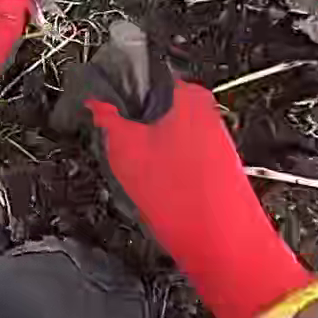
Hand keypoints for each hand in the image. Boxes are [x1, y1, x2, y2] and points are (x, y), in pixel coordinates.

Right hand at [54, 21, 317, 317]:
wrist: (227, 249)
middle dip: (123, 116)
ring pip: (157, 124)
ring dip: (137, 139)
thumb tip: (95, 100)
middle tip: (104, 136)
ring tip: (128, 165)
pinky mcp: (211, 159)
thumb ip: (107, 117)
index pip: (136, 69)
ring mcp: (209, 134)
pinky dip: (154, 157)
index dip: (107, 83)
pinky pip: (171, 146)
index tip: (89, 100)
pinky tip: (149, 181)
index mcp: (184, 93)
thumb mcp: (126, 150)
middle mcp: (201, 107)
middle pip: (146, 98)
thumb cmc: (183, 199)